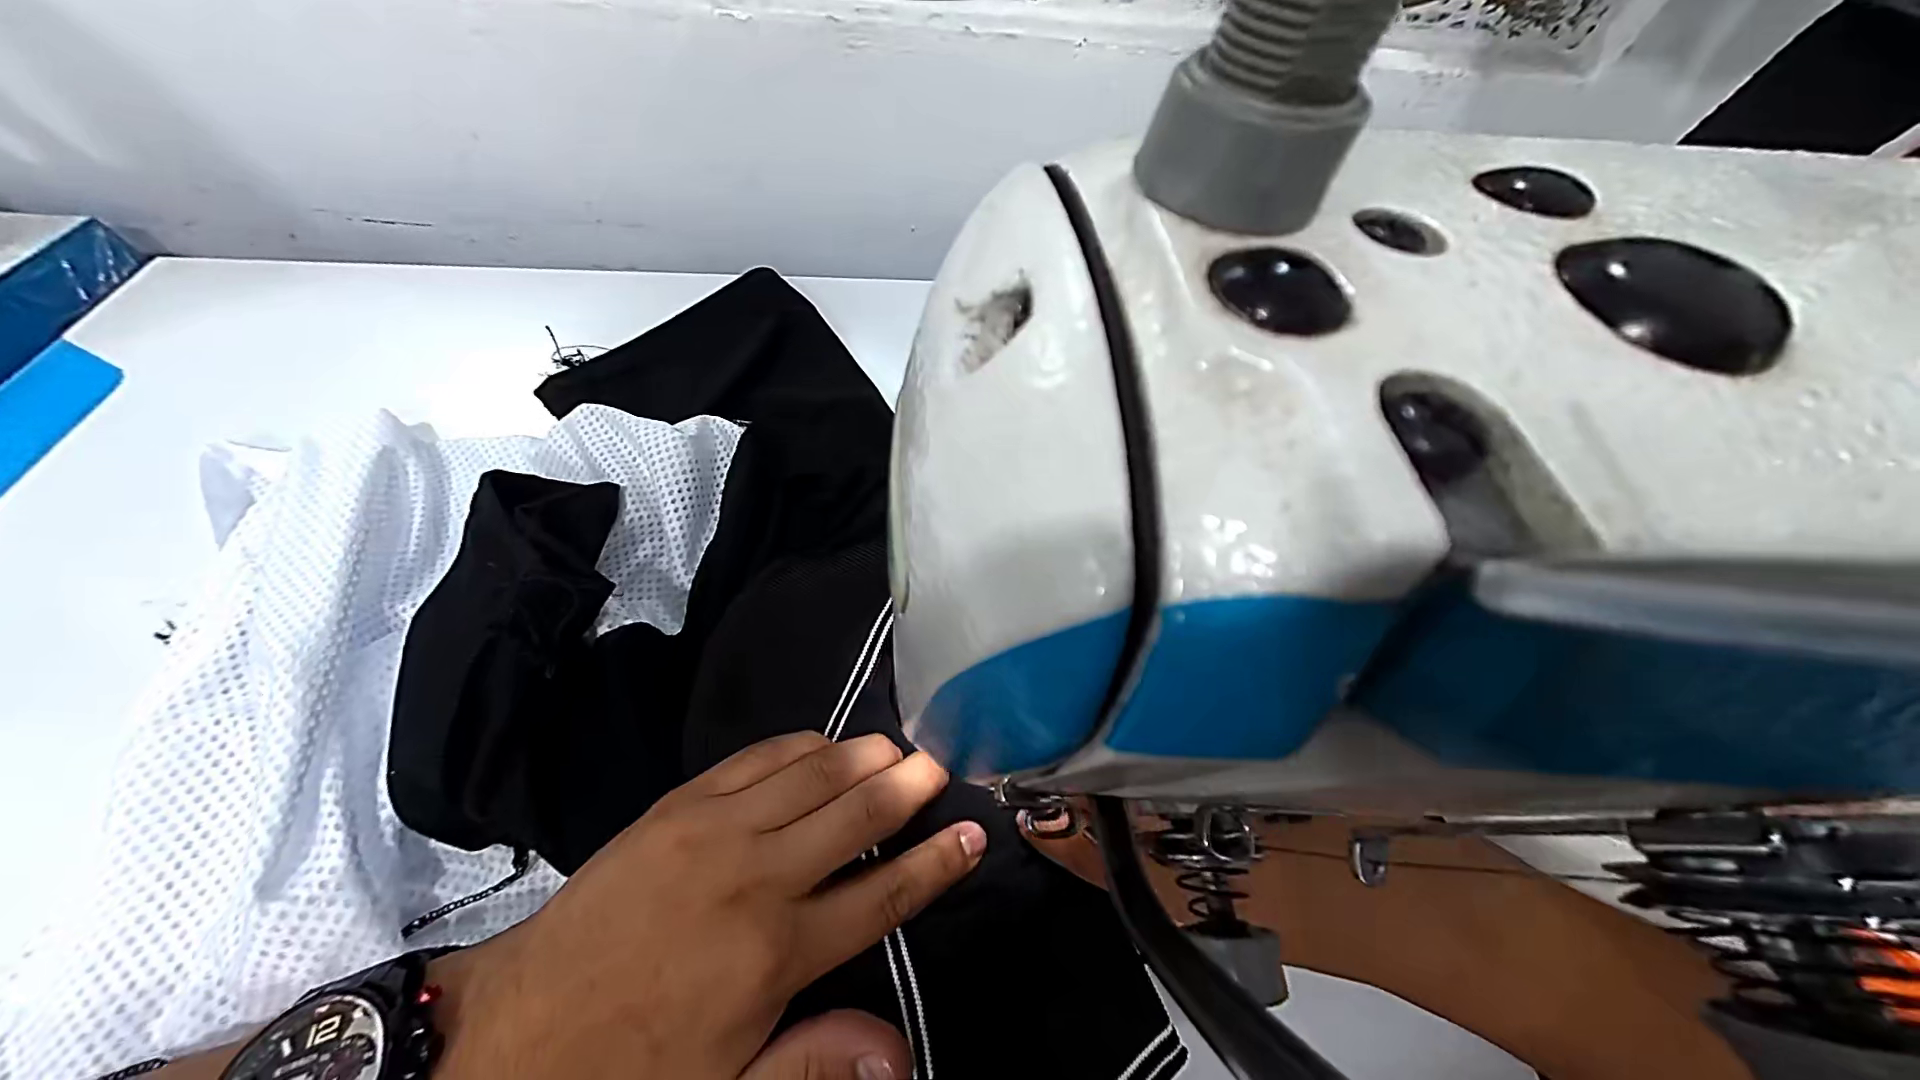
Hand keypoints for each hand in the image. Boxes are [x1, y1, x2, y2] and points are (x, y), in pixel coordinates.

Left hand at [429, 731, 985, 1079]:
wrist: (513, 1028)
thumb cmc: (630, 1066)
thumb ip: (816, 1060)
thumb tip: (902, 1051)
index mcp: (778, 953)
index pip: (883, 895)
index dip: (935, 862)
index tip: (972, 832)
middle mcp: (759, 876)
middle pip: (856, 816)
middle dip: (906, 786)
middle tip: (938, 763)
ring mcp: (717, 829)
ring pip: (813, 774)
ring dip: (861, 756)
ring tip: (895, 747)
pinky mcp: (681, 803)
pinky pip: (757, 758)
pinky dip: (800, 746)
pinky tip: (821, 744)